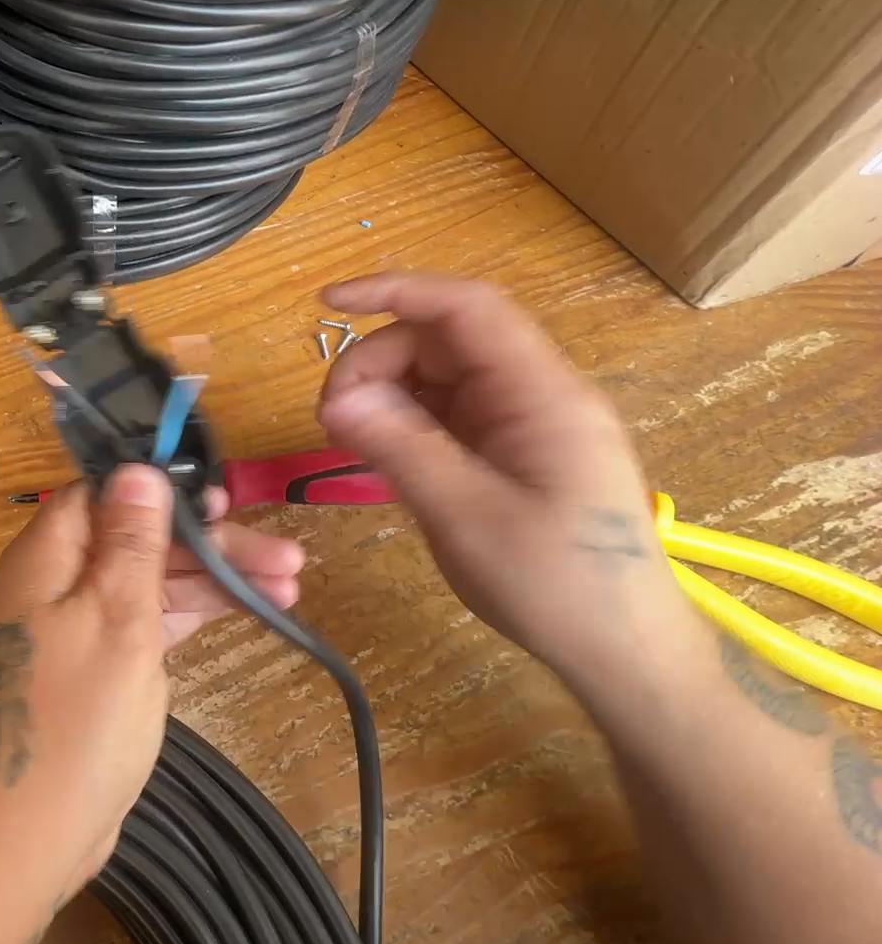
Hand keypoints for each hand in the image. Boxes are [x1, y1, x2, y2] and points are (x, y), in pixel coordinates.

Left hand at [0, 465, 304, 900]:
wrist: (36, 824)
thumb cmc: (78, 715)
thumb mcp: (116, 616)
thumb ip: (130, 541)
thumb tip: (135, 468)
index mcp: (46, 556)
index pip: (99, 495)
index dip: (159, 490)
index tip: (221, 498)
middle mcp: (56, 581)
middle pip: (135, 538)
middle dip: (207, 543)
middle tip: (286, 554)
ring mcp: (77, 624)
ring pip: (149, 581)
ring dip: (213, 579)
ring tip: (292, 584)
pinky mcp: (98, 664)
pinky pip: (147, 621)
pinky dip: (193, 615)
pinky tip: (254, 610)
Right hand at [315, 273, 691, 689]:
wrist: (618, 651)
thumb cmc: (555, 584)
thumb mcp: (465, 514)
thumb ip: (400, 447)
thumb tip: (334, 397)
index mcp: (541, 396)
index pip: (466, 310)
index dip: (395, 292)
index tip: (325, 302)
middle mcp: (530, 395)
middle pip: (438, 342)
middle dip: (373, 364)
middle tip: (332, 421)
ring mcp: (516, 423)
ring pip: (431, 377)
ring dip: (379, 395)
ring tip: (348, 442)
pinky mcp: (500, 451)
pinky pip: (437, 414)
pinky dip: (395, 423)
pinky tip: (373, 453)